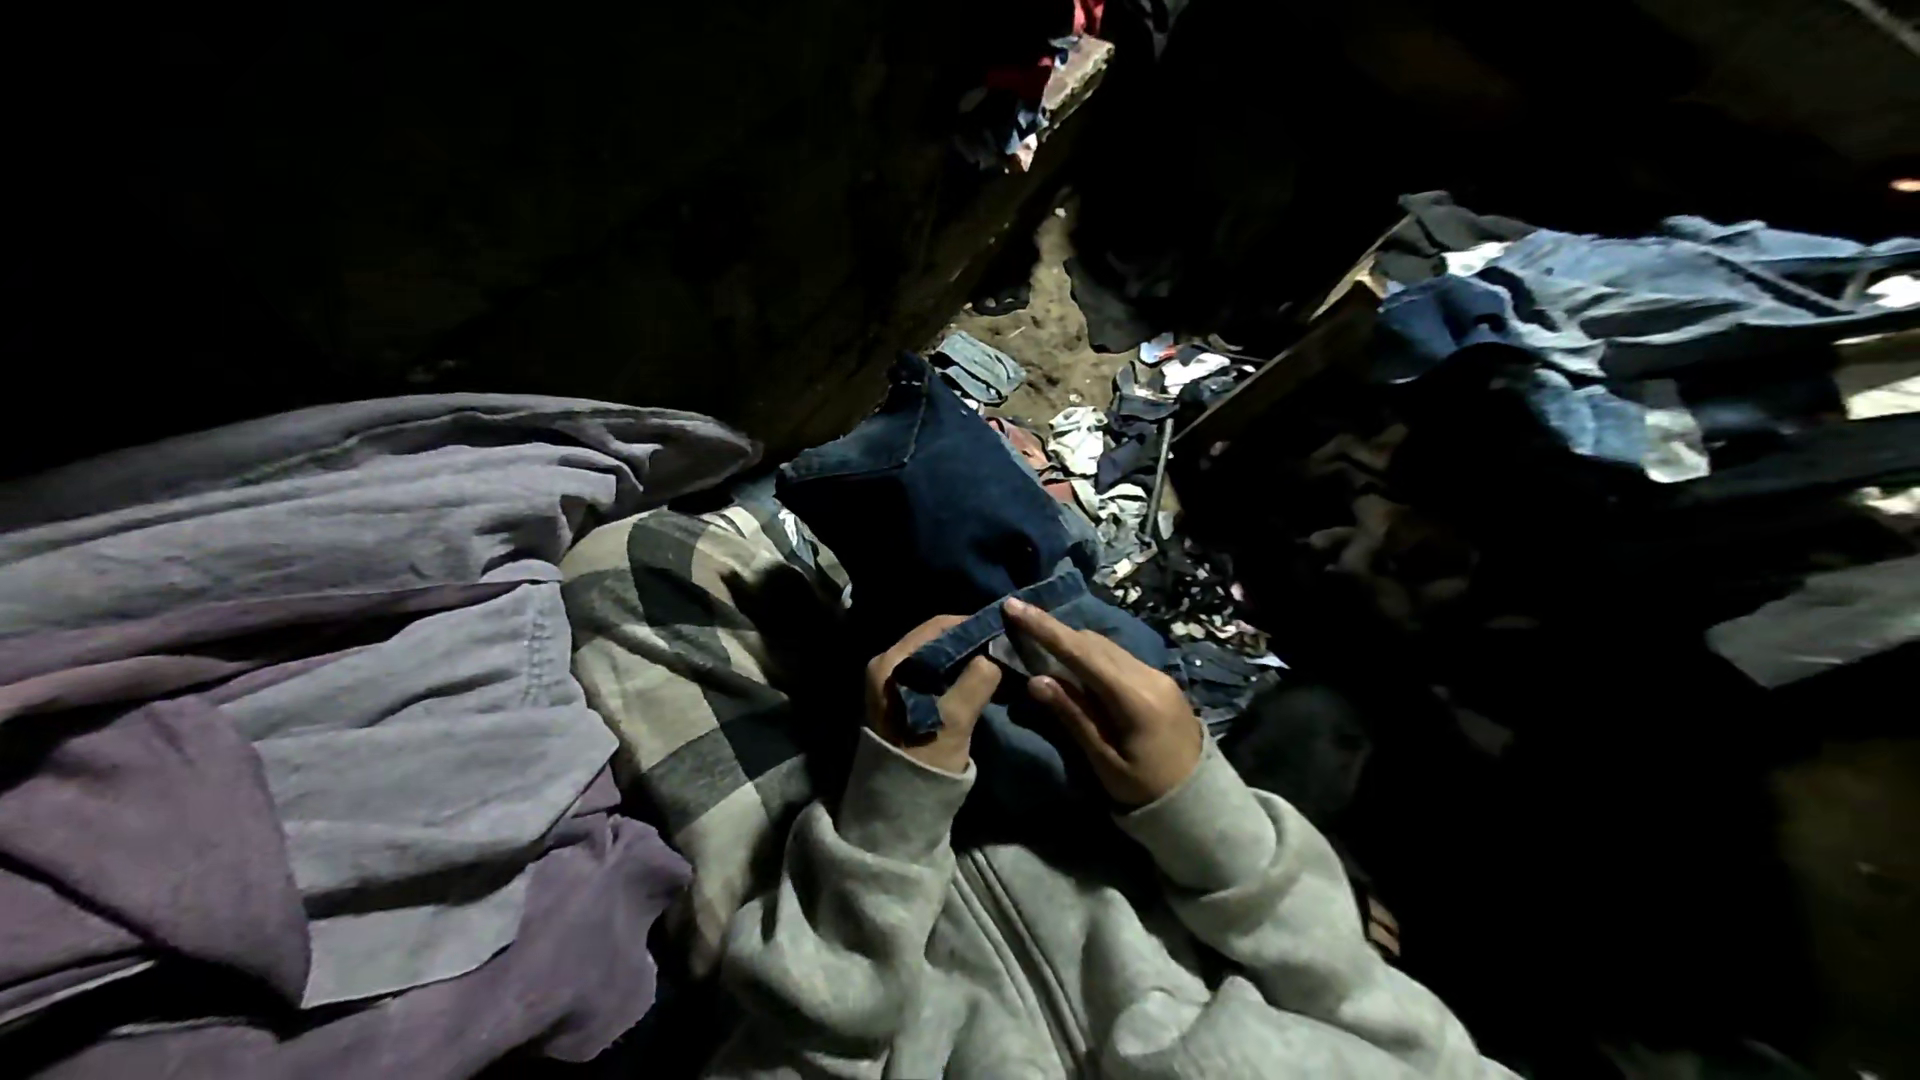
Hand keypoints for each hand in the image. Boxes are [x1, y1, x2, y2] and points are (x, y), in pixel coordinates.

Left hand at [865, 615, 1002, 773]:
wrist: (900, 804)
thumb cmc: (923, 759)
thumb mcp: (954, 719)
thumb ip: (976, 680)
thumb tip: (995, 654)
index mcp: (890, 663)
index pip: (936, 627)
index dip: (970, 626)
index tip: (1002, 630)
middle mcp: (887, 665)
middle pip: (936, 640)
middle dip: (970, 641)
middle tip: (1003, 646)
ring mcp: (894, 682)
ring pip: (938, 656)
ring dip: (966, 657)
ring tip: (997, 661)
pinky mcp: (904, 698)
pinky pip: (935, 673)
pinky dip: (958, 672)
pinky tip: (982, 678)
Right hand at [1003, 598, 1202, 805]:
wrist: (1200, 802)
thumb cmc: (1147, 790)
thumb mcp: (1105, 761)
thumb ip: (1073, 716)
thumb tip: (1036, 679)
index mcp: (1134, 698)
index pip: (1081, 654)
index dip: (1045, 628)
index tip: (1014, 606)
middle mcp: (1148, 676)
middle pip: (1093, 643)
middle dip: (1054, 629)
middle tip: (1018, 618)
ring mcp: (1157, 675)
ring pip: (1105, 645)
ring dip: (1071, 639)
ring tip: (1038, 636)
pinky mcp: (1159, 679)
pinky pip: (1117, 655)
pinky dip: (1090, 652)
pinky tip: (1072, 659)